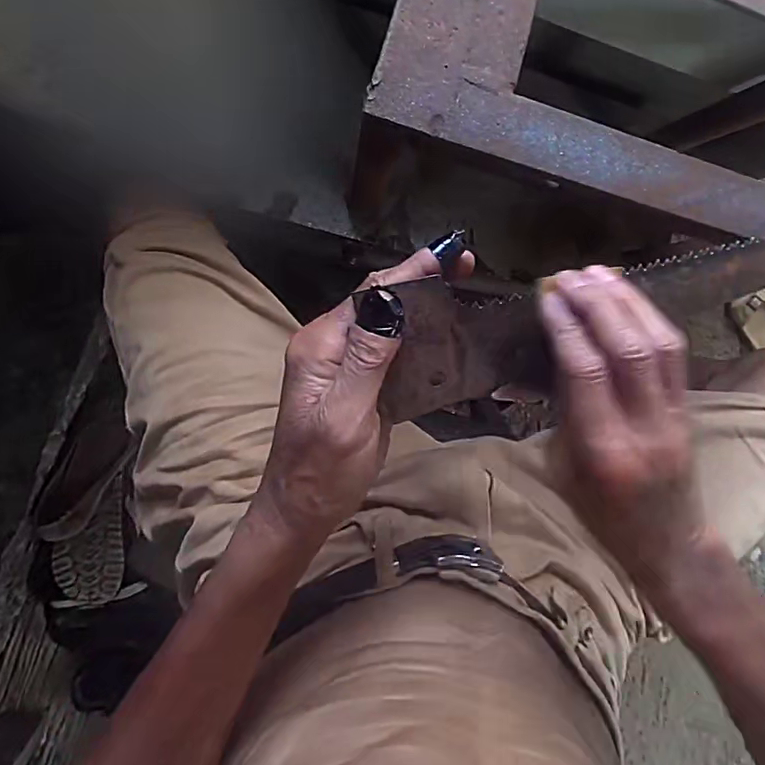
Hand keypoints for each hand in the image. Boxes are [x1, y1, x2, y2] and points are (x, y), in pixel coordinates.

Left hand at [251, 243, 474, 542]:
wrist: (300, 512)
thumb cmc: (321, 472)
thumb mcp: (346, 416)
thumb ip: (366, 359)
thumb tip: (390, 303)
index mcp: (321, 345)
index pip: (370, 294)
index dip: (410, 271)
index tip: (449, 252)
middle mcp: (328, 344)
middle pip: (378, 299)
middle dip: (420, 279)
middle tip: (464, 264)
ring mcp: (341, 362)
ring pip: (385, 320)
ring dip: (421, 302)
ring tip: (459, 286)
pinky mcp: (356, 380)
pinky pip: (387, 346)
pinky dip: (416, 333)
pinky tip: (441, 328)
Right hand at [539, 267, 707, 591]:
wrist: (671, 548)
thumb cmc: (603, 516)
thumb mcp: (566, 467)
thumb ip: (564, 406)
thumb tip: (555, 346)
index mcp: (605, 448)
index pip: (586, 370)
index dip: (566, 325)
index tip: (547, 294)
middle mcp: (646, 427)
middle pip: (628, 349)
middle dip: (598, 304)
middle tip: (569, 276)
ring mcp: (674, 416)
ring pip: (659, 344)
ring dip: (626, 300)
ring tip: (597, 272)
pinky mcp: (689, 407)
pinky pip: (674, 352)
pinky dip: (648, 316)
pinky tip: (627, 296)